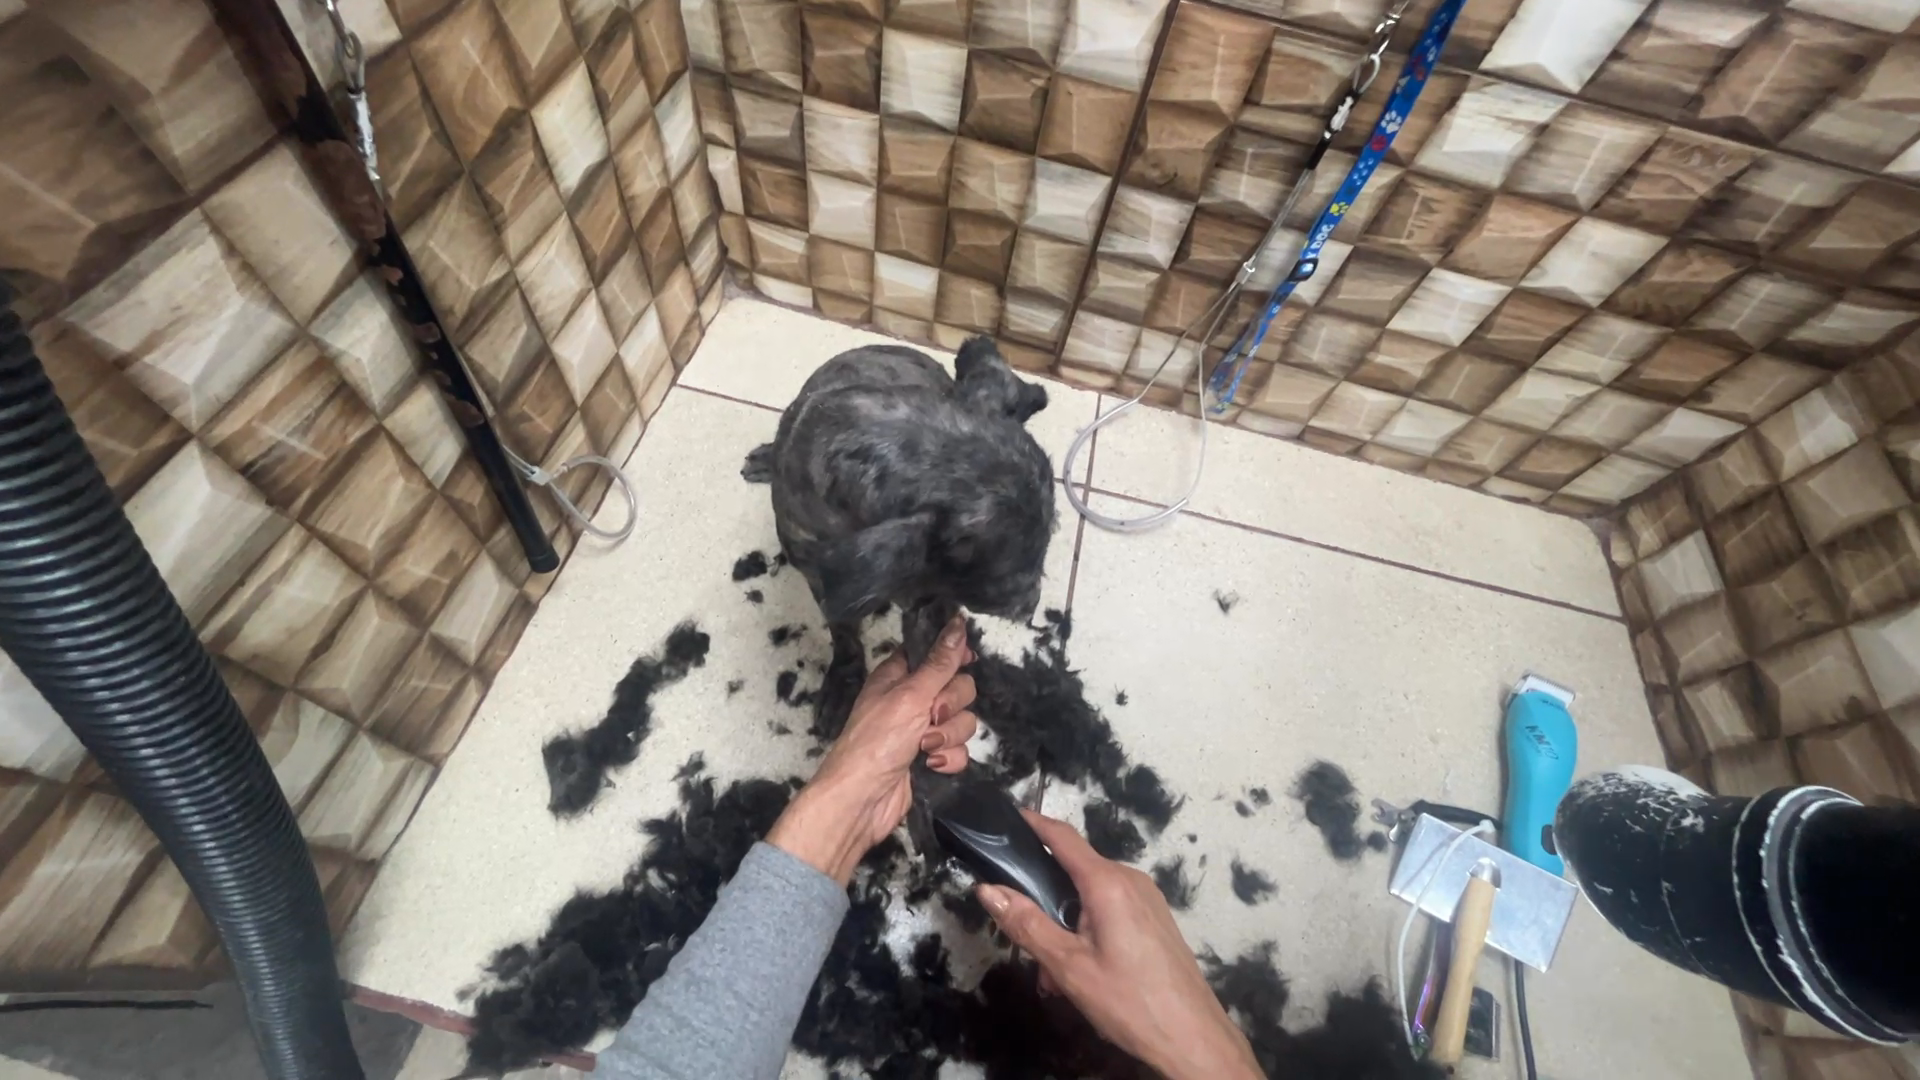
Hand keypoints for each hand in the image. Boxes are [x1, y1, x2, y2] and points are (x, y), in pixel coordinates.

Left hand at [767, 616, 977, 884]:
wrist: (862, 800)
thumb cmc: (877, 741)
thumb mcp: (910, 696)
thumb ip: (940, 663)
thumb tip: (959, 623)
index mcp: (900, 675)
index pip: (935, 652)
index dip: (953, 656)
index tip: (968, 660)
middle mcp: (913, 699)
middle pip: (958, 686)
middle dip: (951, 704)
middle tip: (931, 715)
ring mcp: (923, 729)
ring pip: (963, 720)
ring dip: (949, 735)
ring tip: (926, 748)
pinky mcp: (932, 757)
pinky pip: (960, 749)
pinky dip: (949, 758)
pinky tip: (931, 765)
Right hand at [977, 812, 1263, 1079]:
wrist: (1196, 1042)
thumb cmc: (1129, 1001)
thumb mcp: (1069, 967)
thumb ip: (1027, 925)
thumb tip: (988, 889)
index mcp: (1107, 881)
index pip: (1062, 835)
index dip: (1033, 822)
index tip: (1005, 816)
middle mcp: (1129, 878)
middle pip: (1074, 870)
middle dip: (1044, 898)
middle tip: (1022, 935)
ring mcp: (1146, 897)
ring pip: (1092, 895)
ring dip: (1066, 923)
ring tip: (1052, 973)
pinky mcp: (1155, 917)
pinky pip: (1111, 908)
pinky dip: (1088, 928)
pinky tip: (1082, 970)